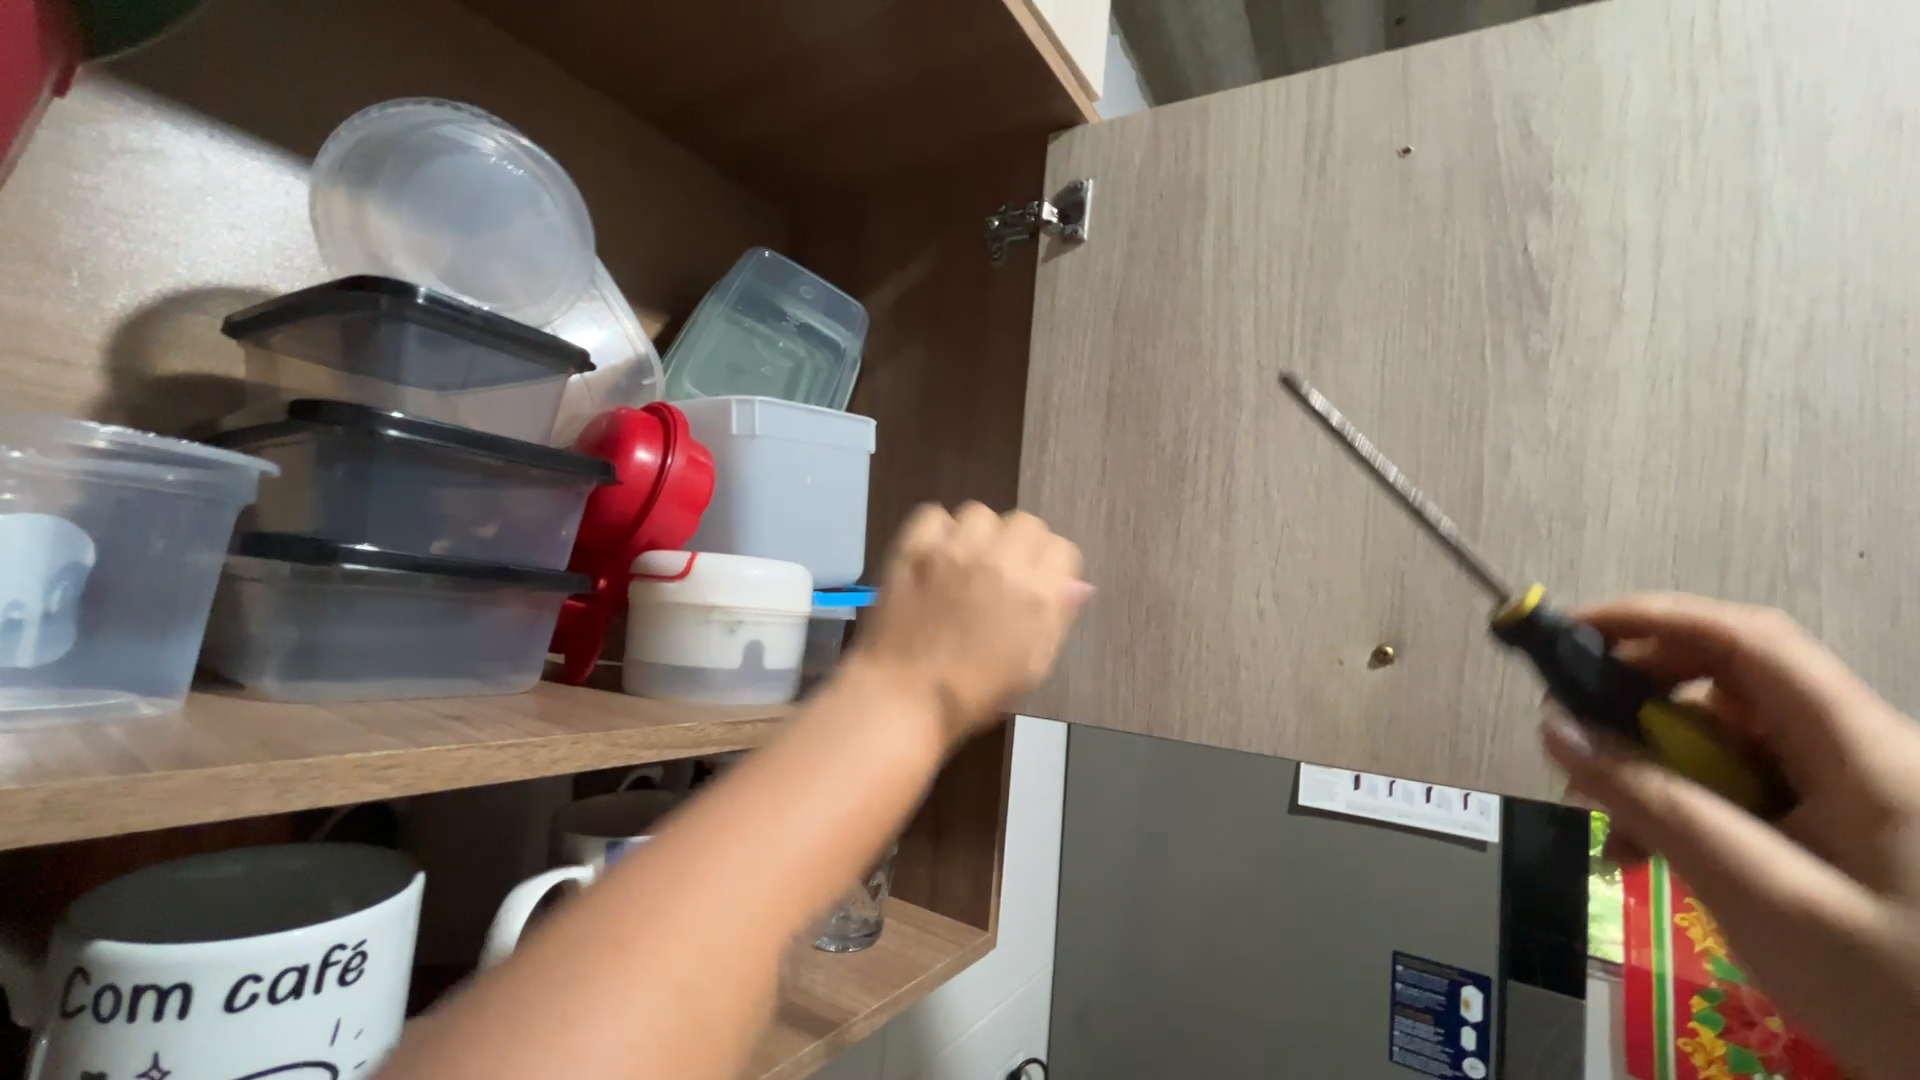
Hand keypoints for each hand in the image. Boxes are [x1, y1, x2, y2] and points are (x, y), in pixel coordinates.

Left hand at [848, 502, 1086, 743]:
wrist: (903, 697)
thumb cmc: (974, 694)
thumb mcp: (1032, 667)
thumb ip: (1056, 619)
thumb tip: (1077, 585)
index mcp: (1037, 594)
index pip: (1062, 550)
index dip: (1050, 568)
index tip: (1035, 584)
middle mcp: (1001, 561)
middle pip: (1026, 524)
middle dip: (1020, 546)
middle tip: (1001, 572)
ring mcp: (955, 550)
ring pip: (981, 514)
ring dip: (979, 535)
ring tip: (966, 563)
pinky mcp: (914, 547)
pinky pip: (934, 515)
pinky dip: (938, 531)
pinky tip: (936, 555)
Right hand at [1538, 593, 1919, 1079]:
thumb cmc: (1900, 991)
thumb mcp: (1757, 893)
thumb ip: (1654, 803)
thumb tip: (1557, 728)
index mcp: (1860, 750)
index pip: (1746, 639)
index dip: (1652, 617)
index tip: (1568, 634)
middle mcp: (1860, 750)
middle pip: (1729, 680)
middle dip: (1636, 699)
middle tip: (1575, 744)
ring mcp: (1855, 788)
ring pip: (1726, 735)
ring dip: (1653, 763)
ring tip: (1612, 824)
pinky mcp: (1845, 822)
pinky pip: (1744, 781)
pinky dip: (1684, 799)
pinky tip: (1653, 849)